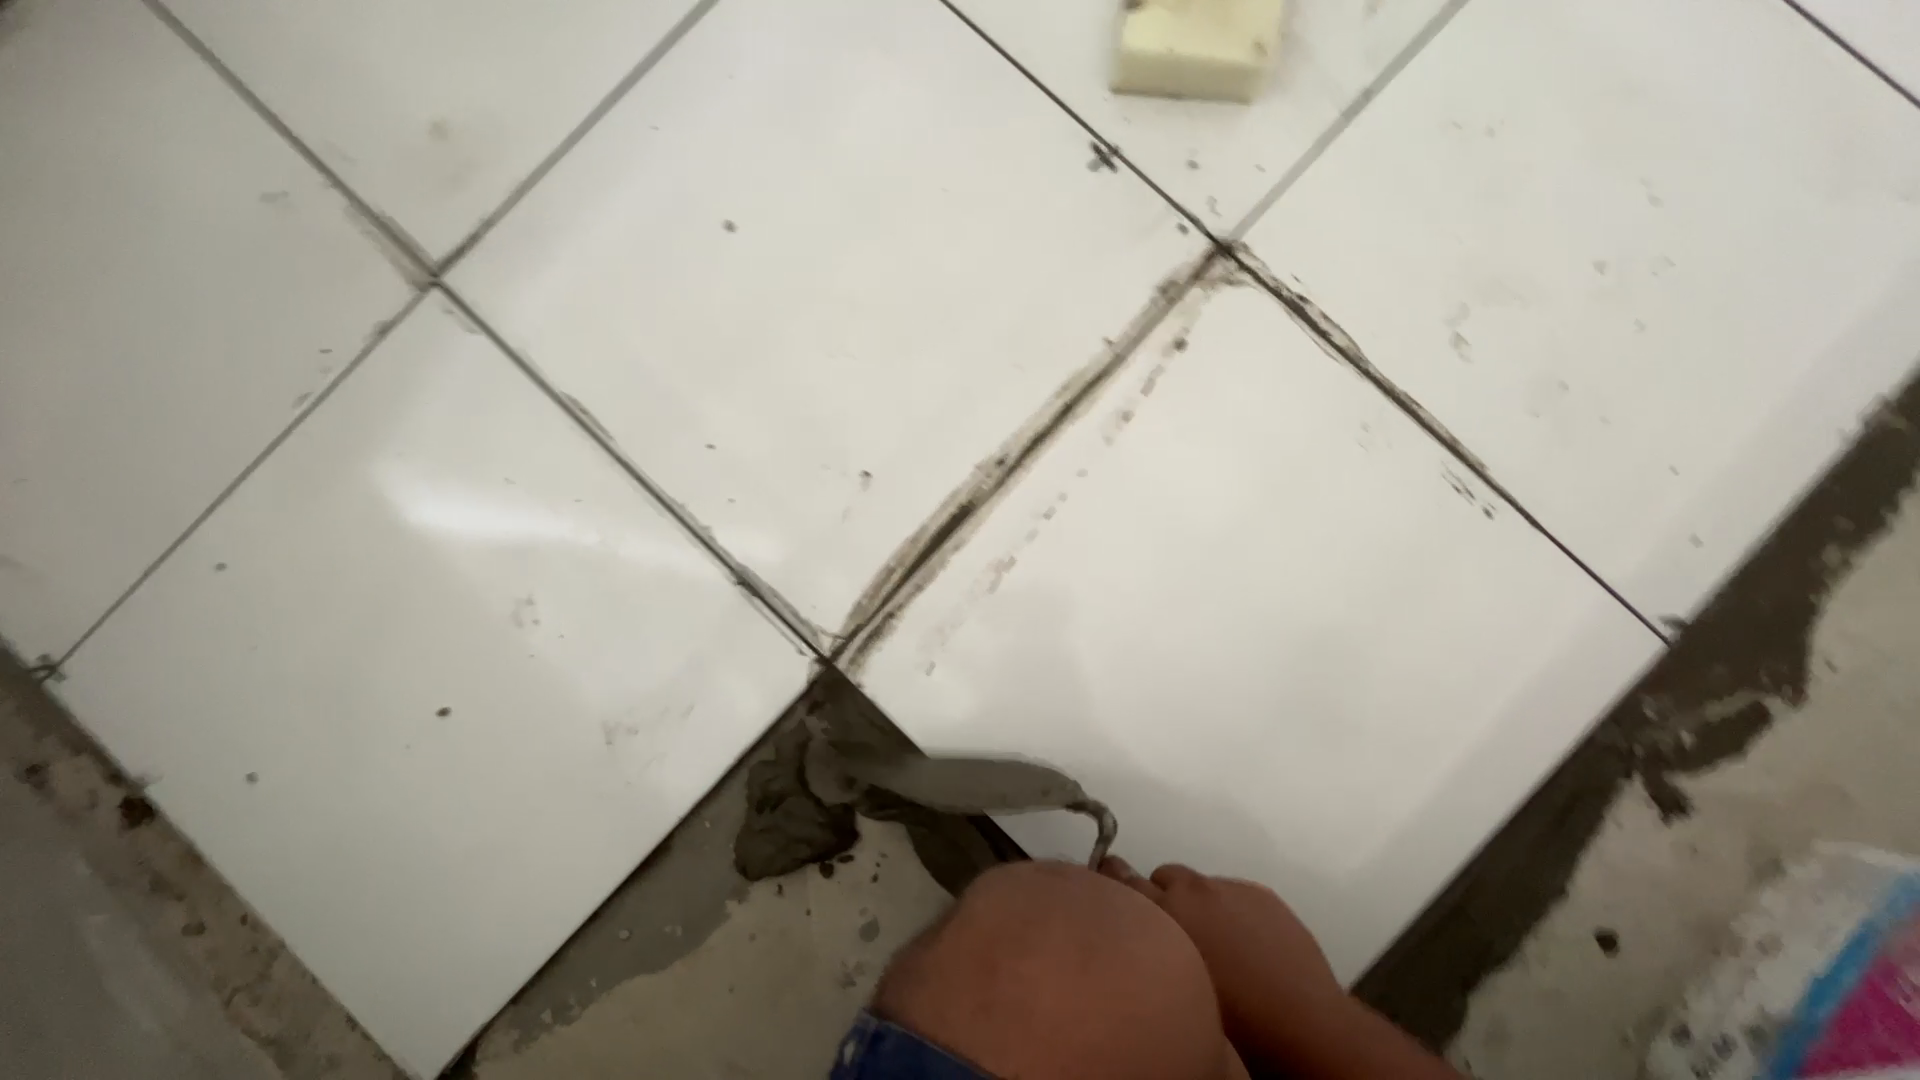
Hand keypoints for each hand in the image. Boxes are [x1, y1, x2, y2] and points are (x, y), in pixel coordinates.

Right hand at [1099, 857, 1344, 1037]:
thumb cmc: (1229, 1017)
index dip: (1113, 883)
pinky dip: (1230, 909)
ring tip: (1214, 941)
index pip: (1121, 878)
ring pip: (1198, 885)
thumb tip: (1141, 936)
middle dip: (1161, 896)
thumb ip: (1151, 946)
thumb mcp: (1173, 981)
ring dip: (1198, 904)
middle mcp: (1191, 891)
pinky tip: (1245, 943)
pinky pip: (1232, 893)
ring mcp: (1229, 888)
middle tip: (1173, 932)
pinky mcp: (1261, 893)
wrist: (1303, 1023)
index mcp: (1164, 912)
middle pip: (1160, 874)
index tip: (1109, 895)